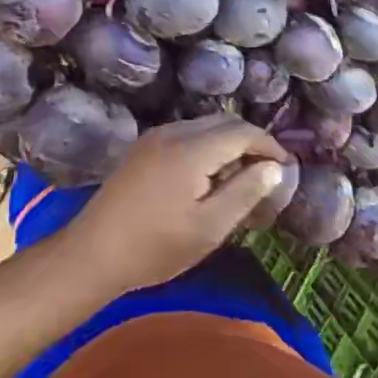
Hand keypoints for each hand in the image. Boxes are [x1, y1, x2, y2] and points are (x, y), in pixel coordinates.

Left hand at [62, 115, 291, 293]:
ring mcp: (155, 138)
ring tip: (241, 178)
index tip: (286, 168)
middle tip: (267, 173)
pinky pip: (186, 135)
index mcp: (192, 148)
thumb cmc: (155, 247)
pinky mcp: (143, 149)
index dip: (270, 146)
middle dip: (251, 142)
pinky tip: (208, 178)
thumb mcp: (209, 227)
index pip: (243, 132)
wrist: (91, 255)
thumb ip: (245, 192)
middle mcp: (174, 132)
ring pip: (205, 127)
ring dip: (229, 144)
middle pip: (224, 123)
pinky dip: (207, 147)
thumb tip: (275, 168)